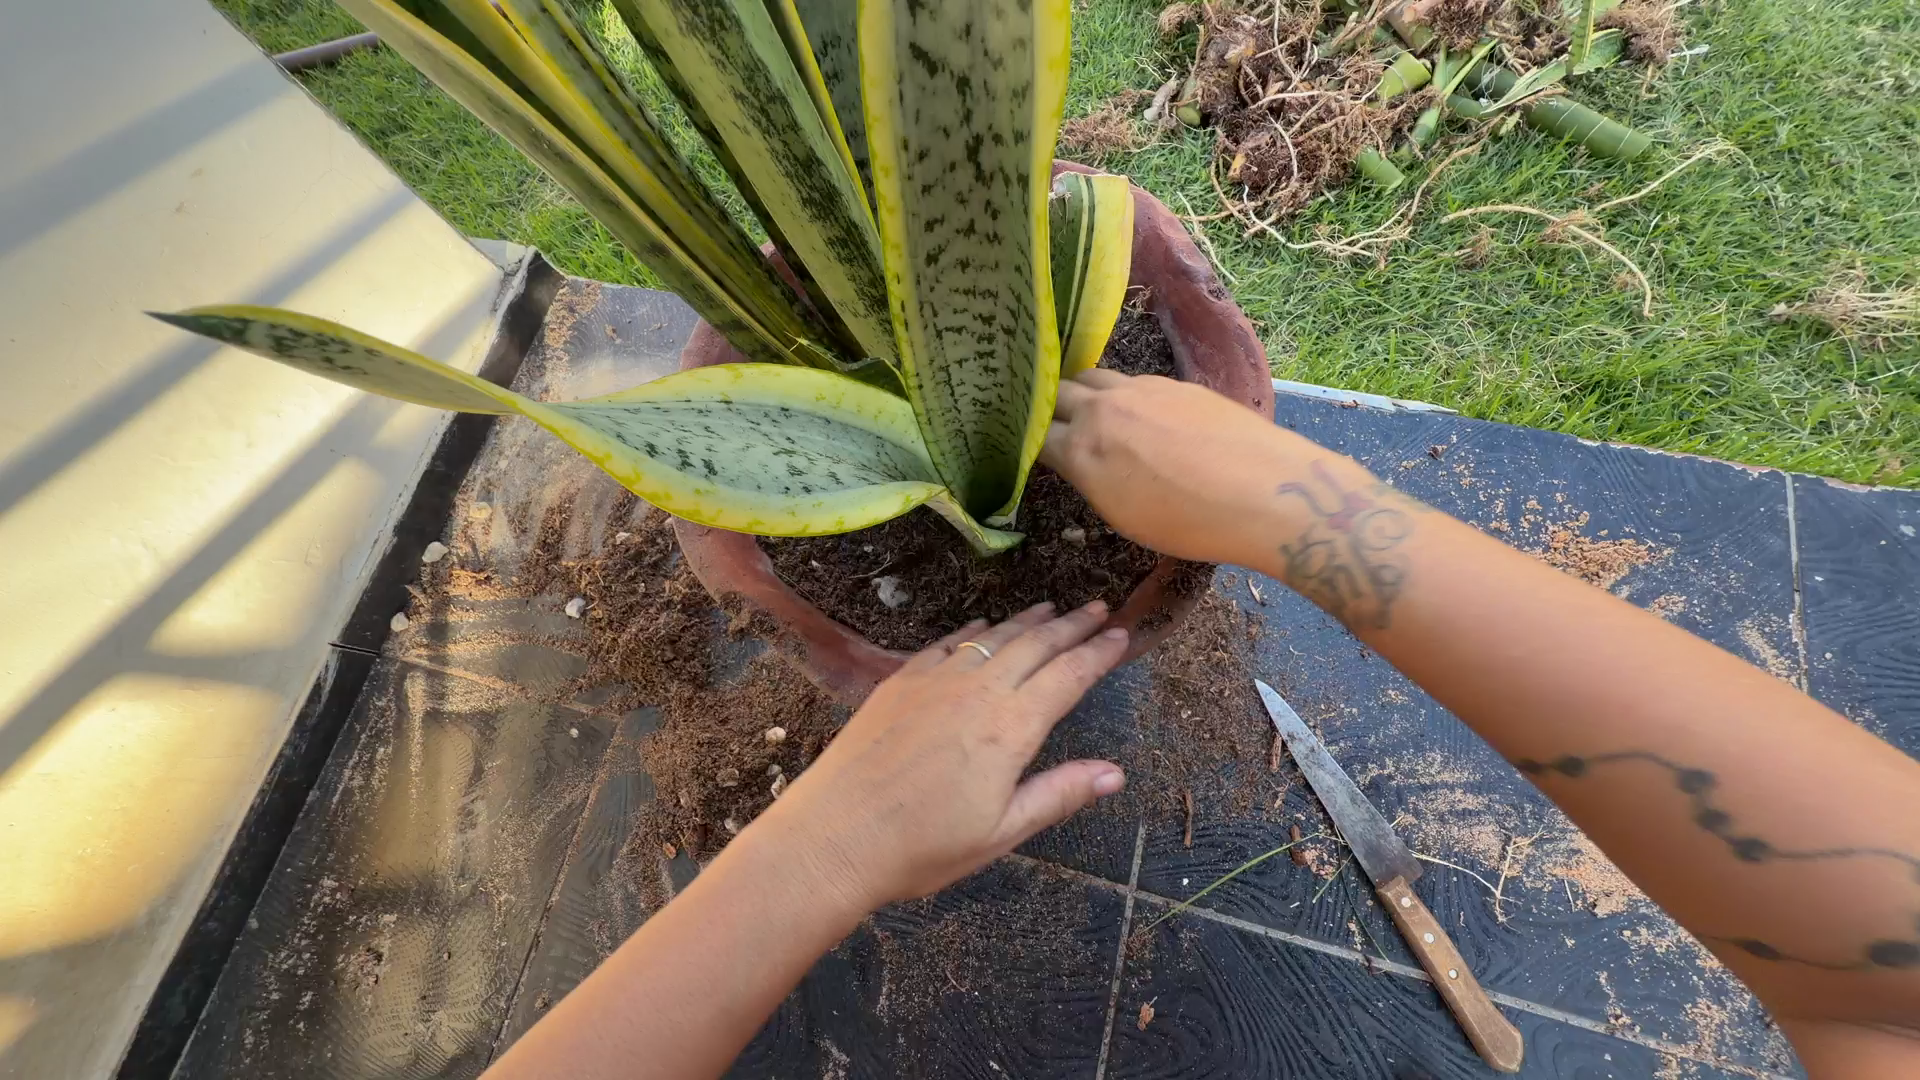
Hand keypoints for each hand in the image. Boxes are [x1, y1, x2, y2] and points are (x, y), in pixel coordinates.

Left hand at [749, 602, 1129, 909]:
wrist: (836, 833)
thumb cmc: (924, 846)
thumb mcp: (1001, 833)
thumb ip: (1059, 794)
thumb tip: (1116, 772)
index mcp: (1010, 727)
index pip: (1068, 677)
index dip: (1099, 653)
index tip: (1122, 635)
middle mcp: (978, 689)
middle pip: (1036, 644)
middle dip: (1072, 624)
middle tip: (1098, 607)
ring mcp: (936, 678)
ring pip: (994, 637)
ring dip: (1027, 621)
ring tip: (1052, 608)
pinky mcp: (902, 679)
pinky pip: (948, 643)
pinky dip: (975, 633)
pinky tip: (983, 629)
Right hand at [1041, 369, 1305, 565]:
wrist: (1264, 491)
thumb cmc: (1189, 524)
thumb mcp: (1122, 516)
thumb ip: (1091, 480)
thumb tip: (1081, 462)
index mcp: (1081, 450)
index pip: (1034, 435)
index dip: (1025, 440)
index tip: (1025, 447)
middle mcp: (1102, 410)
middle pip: (1057, 392)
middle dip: (1047, 406)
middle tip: (1047, 420)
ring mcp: (1139, 389)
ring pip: (1092, 377)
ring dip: (1083, 392)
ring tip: (1088, 411)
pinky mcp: (1173, 382)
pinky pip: (1131, 381)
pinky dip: (1121, 394)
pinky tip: (1138, 414)